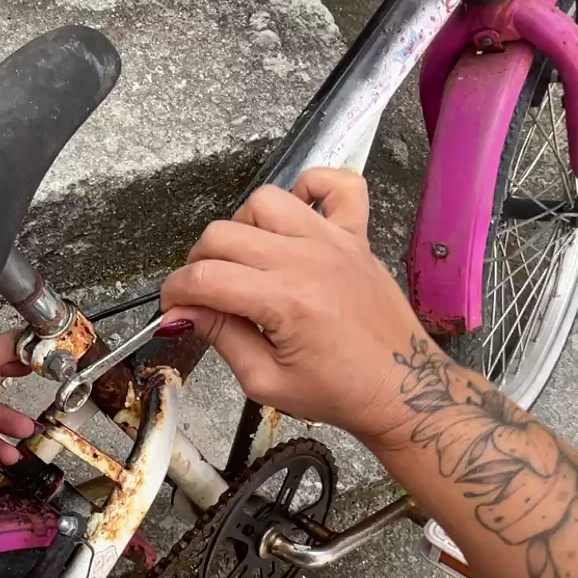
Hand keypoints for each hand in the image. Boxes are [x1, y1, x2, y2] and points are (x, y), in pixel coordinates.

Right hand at [159, 168, 431, 448]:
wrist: (404, 390)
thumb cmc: (338, 393)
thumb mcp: (264, 380)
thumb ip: (219, 337)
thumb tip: (180, 313)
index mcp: (286, 301)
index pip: (205, 278)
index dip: (175, 294)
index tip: (173, 312)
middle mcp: (309, 260)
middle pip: (222, 234)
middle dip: (197, 265)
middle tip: (204, 295)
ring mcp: (335, 241)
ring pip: (264, 201)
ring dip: (240, 228)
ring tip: (244, 261)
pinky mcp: (356, 236)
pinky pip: (336, 184)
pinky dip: (308, 188)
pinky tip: (292, 220)